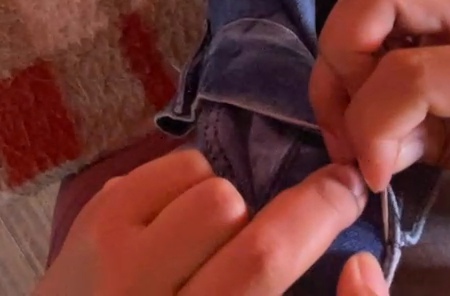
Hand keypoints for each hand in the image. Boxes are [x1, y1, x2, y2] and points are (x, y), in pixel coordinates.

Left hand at [35, 147, 391, 294]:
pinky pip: (170, 165)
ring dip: (223, 202)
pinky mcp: (93, 213)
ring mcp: (108, 246)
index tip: (351, 184)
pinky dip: (190, 185)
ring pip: (202, 179)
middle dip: (271, 211)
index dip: (317, 215)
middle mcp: (143, 286)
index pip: (261, 259)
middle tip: (290, 217)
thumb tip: (356, 263)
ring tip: (210, 241)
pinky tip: (178, 224)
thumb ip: (279, 284)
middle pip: (229, 209)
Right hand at [309, 0, 449, 265]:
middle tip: (349, 128)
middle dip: (342, 56)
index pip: (414, 70)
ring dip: (345, 55)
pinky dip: (363, 56)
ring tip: (355, 126)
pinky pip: (391, 16)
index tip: (370, 175)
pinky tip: (378, 110)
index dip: (372, 122)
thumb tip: (372, 143)